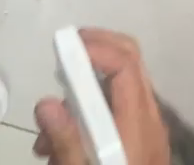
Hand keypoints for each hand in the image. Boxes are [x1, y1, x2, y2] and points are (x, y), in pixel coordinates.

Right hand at [33, 29, 171, 164]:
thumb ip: (66, 143)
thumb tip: (45, 102)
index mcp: (139, 126)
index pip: (125, 64)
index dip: (96, 47)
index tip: (63, 49)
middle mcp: (149, 121)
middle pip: (130, 61)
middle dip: (94, 50)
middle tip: (61, 56)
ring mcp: (146, 131)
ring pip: (120, 84)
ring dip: (84, 88)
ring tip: (49, 124)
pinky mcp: (139, 145)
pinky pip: (116, 109)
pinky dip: (89, 110)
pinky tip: (58, 146)